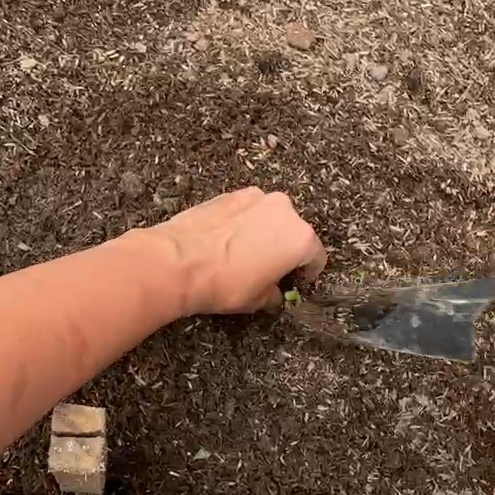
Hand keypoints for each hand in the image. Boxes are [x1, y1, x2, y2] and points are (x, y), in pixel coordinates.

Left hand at [145, 188, 326, 315]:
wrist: (177, 262)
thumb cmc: (223, 282)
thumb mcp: (257, 299)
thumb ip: (274, 293)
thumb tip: (274, 292)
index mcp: (299, 237)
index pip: (316, 256)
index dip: (308, 273)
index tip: (297, 282)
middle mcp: (283, 210)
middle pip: (294, 232)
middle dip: (285, 250)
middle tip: (269, 271)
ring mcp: (255, 197)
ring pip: (270, 218)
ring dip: (264, 234)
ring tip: (244, 257)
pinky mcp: (230, 194)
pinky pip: (247, 211)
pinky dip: (243, 224)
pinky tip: (227, 244)